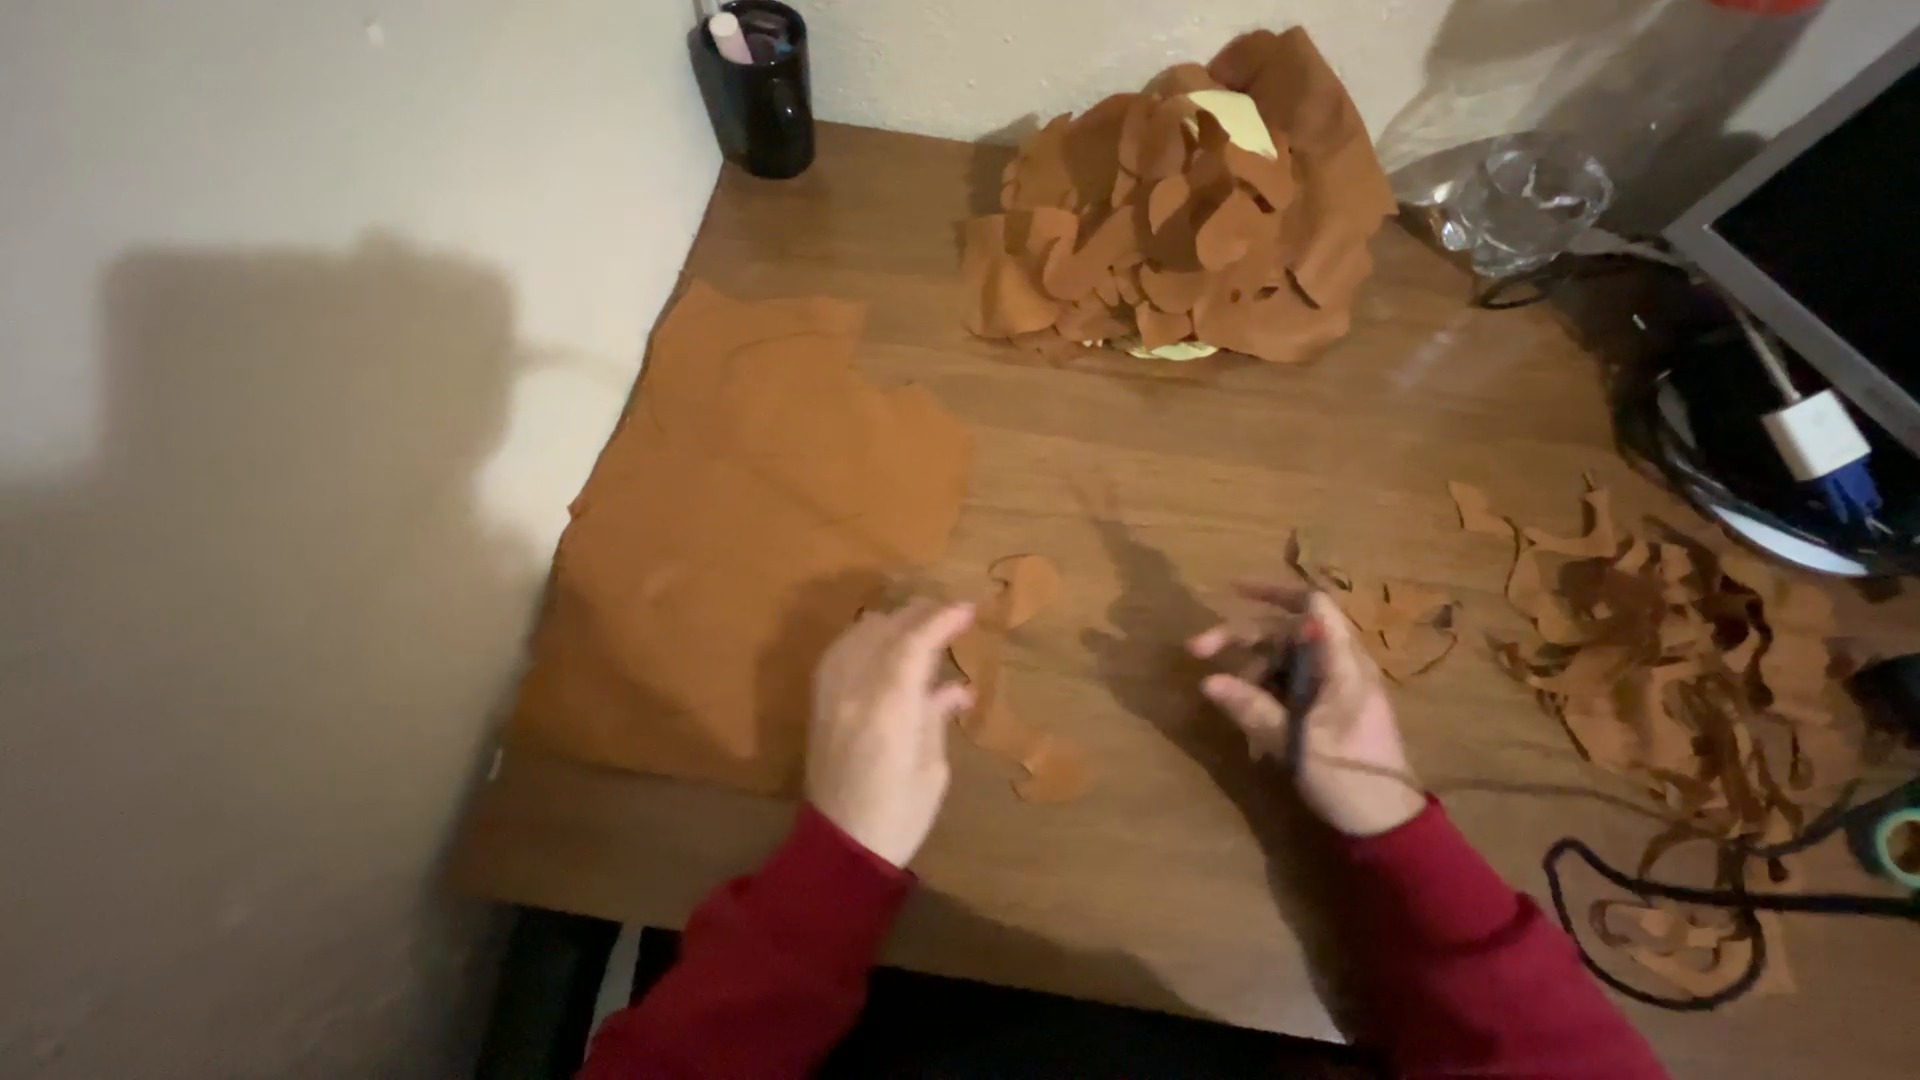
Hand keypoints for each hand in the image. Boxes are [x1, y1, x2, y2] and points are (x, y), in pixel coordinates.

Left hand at [807, 598, 975, 867]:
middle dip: (919, 614)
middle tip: (950, 612)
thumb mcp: (932, 769)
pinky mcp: (818, 705)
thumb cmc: (899, 816)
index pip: (913, 645)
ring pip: (858, 636)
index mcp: (889, 712)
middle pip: (885, 631)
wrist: (839, 848)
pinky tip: (882, 642)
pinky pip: (839, 653)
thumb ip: (936, 717)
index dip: (942, 620)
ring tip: (920, 624)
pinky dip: (864, 638)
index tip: (968, 609)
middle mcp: (854, 694)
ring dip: (891, 622)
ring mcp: (831, 697)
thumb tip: (956, 687)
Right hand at [1188, 586, 1425, 837]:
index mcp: (1343, 666)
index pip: (1313, 607)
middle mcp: (1341, 666)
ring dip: (1250, 669)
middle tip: (1197, 650)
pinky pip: (1290, 682)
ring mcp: (1336, 686)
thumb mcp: (1295, 744)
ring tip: (1228, 700)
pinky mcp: (1330, 706)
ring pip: (1284, 658)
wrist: (1388, 824)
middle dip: (1241, 636)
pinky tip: (1247, 713)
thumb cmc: (1348, 778)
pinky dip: (1264, 690)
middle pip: (1286, 632)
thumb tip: (1207, 681)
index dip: (1273, 592)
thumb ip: (1252, 708)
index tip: (1232, 590)